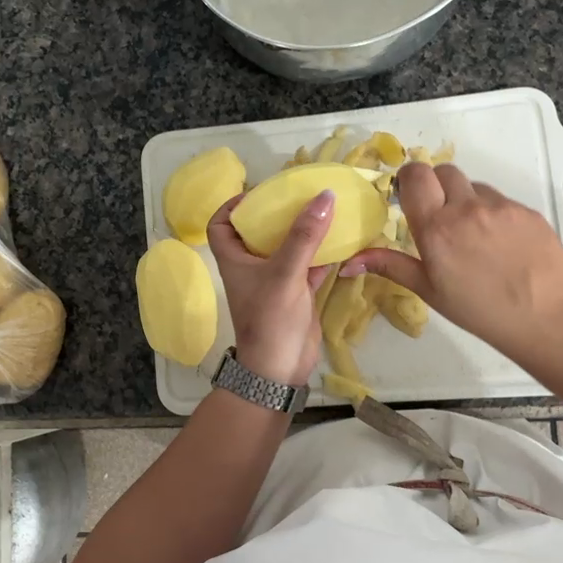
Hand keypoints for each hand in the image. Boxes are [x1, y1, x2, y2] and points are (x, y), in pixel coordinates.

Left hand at [205, 190, 334, 385]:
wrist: (280, 369)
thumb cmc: (270, 319)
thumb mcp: (285, 273)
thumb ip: (304, 236)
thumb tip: (324, 195)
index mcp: (235, 260)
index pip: (220, 225)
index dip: (231, 206)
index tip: (256, 193)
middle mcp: (252, 267)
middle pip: (258, 231)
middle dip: (277, 213)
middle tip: (299, 194)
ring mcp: (275, 280)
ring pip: (288, 247)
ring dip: (304, 231)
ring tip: (325, 208)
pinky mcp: (297, 293)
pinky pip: (309, 265)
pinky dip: (323, 253)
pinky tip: (343, 238)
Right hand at [342, 163, 562, 359]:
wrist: (547, 317)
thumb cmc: (478, 310)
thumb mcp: (428, 290)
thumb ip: (389, 266)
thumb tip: (348, 262)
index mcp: (436, 228)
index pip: (415, 176)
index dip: (408, 178)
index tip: (406, 194)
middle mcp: (466, 208)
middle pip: (443, 171)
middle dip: (434, 185)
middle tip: (436, 212)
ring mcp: (500, 207)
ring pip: (473, 186)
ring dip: (464, 199)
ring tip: (470, 234)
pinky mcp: (526, 211)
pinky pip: (500, 201)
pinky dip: (491, 213)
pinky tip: (498, 243)